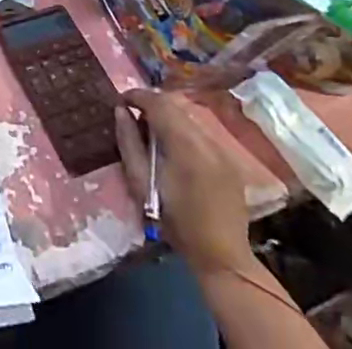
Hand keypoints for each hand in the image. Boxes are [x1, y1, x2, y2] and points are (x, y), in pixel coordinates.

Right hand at [115, 88, 254, 273]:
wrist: (221, 256)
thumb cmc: (174, 221)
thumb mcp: (141, 183)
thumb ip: (129, 143)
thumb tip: (120, 111)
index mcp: (185, 146)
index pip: (159, 103)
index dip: (137, 96)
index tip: (121, 101)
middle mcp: (208, 140)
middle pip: (176, 106)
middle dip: (152, 105)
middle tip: (133, 116)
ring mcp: (223, 150)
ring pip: (190, 118)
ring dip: (169, 117)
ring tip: (152, 132)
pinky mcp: (231, 160)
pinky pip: (202, 133)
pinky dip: (184, 131)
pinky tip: (175, 150)